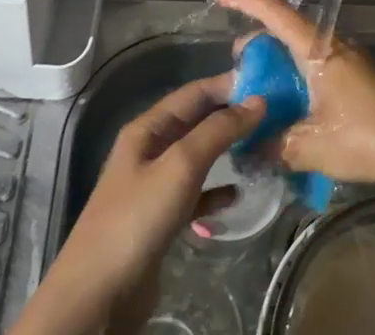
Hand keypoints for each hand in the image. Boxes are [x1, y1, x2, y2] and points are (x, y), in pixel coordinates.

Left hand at [17, 75, 261, 334]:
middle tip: (274, 114)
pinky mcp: (161, 219)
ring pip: (197, 157)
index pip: (192, 93)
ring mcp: (154, 186)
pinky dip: (216, 191)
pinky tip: (237, 195)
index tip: (268, 81)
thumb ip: (218, 131)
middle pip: (196, 122)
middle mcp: (149, 150)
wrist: (100, 292)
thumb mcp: (181, 166)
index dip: (227, 84)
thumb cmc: (138, 218)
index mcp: (147, 129)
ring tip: (263, 148)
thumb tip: (257, 100)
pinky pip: (194, 194)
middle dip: (231, 115)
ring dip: (227, 151)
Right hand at [215, 0, 374, 189]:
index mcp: (320, 51)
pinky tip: (290, 101)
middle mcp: (335, 47)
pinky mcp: (360, 78)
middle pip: (289, 28)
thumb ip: (275, 145)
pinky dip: (297, 73)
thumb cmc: (367, 137)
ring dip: (279, 58)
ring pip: (304, 48)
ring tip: (258, 83)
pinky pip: (319, 64)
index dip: (247, 0)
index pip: (277, 14)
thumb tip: (248, 150)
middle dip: (258, 38)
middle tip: (237, 61)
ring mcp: (351, 61)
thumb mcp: (313, 147)